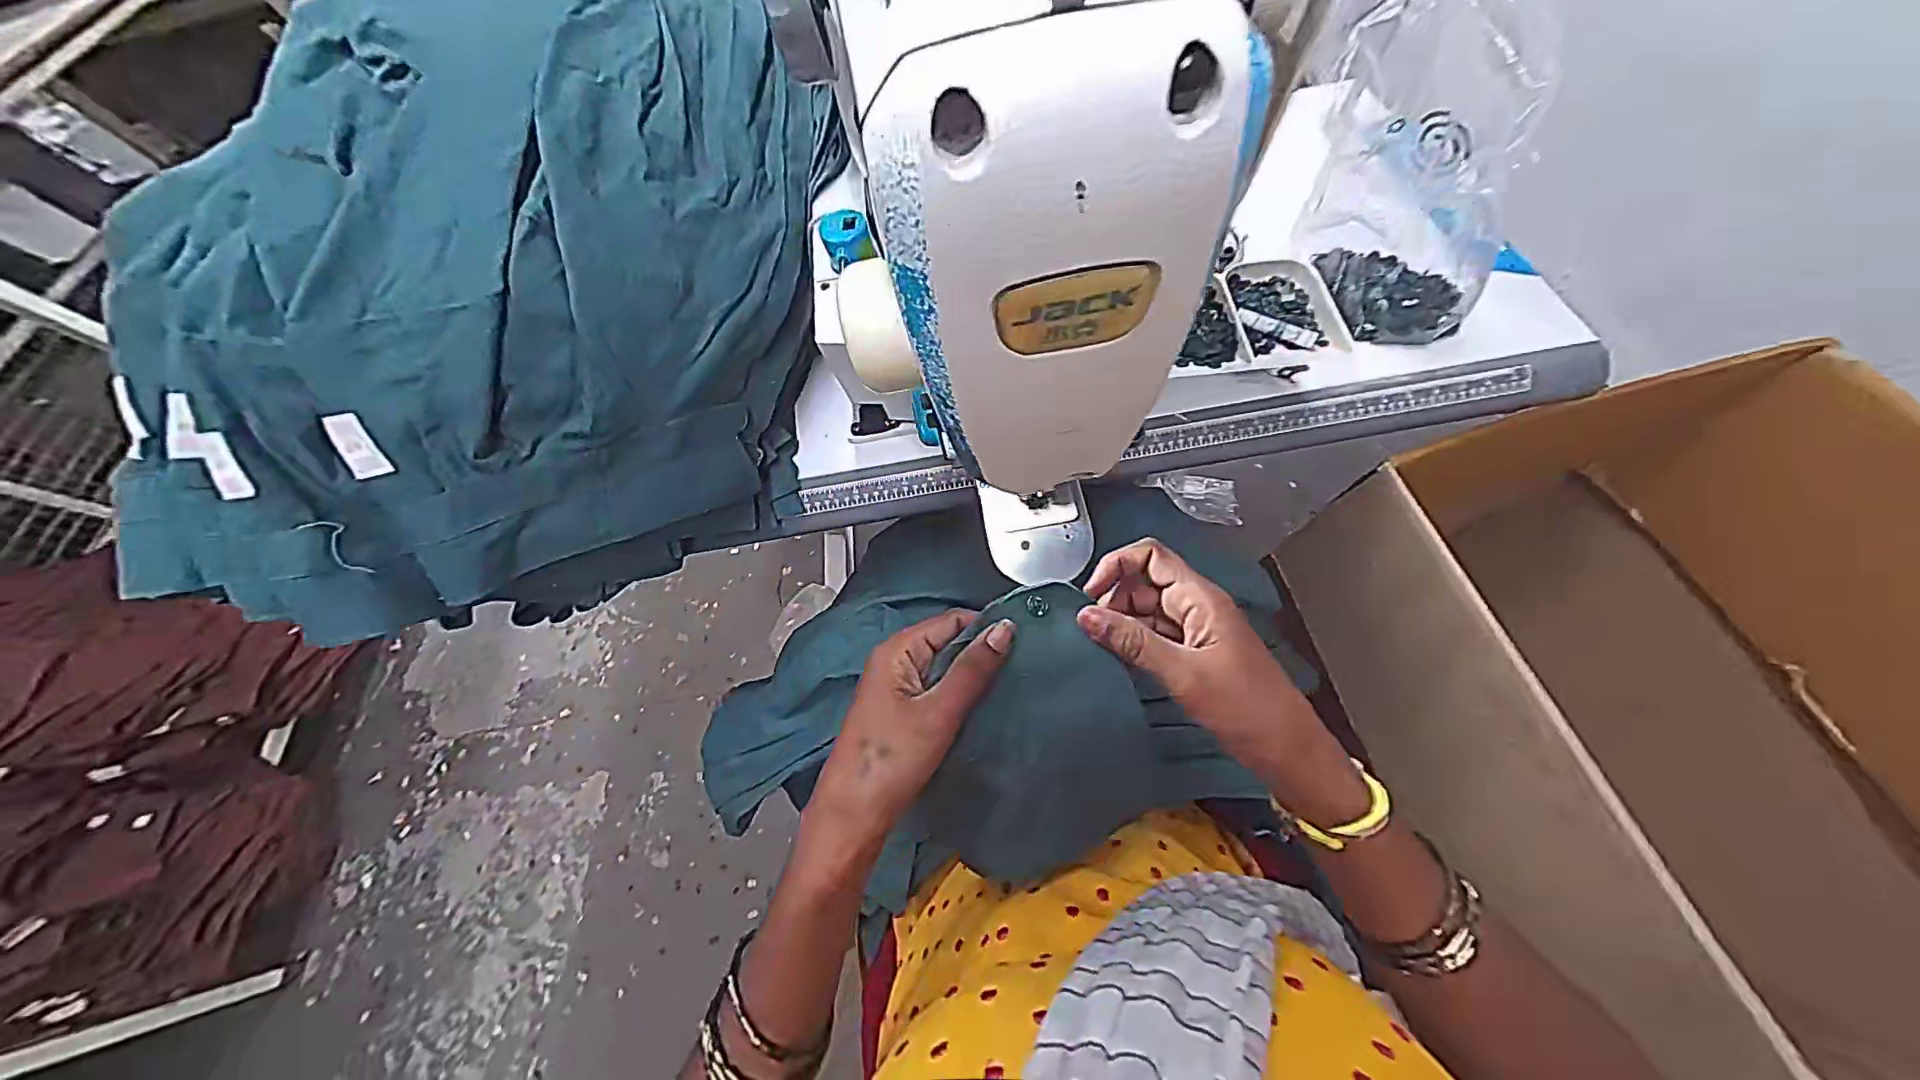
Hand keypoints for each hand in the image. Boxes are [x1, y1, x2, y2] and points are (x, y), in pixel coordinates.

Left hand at [807, 610, 1014, 849]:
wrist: (854, 815)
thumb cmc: (889, 762)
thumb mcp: (939, 712)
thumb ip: (973, 669)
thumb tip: (1004, 628)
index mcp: (896, 650)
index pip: (951, 620)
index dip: (986, 627)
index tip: (1022, 642)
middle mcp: (894, 662)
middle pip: (948, 642)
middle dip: (981, 652)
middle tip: (1019, 667)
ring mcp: (897, 688)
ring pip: (945, 668)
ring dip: (972, 676)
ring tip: (1006, 687)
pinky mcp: (902, 712)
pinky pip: (938, 690)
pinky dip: (960, 696)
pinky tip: (980, 708)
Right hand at [1076, 538, 1368, 823]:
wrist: (1285, 748)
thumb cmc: (1250, 710)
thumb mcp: (1182, 672)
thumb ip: (1132, 641)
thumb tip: (1088, 616)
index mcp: (1201, 599)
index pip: (1150, 556)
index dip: (1116, 565)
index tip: (1091, 593)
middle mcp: (1197, 607)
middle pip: (1143, 583)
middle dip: (1113, 600)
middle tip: (1095, 630)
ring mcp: (1195, 630)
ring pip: (1146, 610)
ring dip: (1122, 624)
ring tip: (1106, 649)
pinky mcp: (1193, 654)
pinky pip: (1154, 635)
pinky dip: (1134, 643)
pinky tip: (1122, 661)